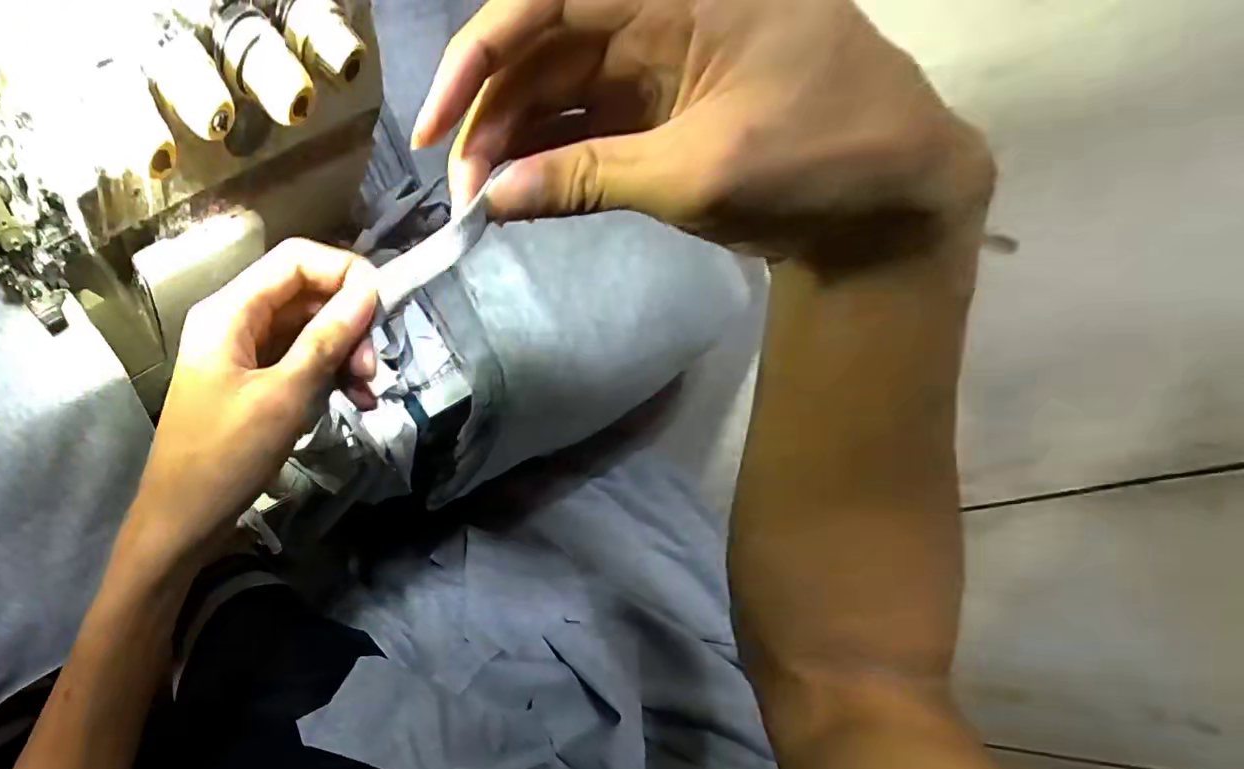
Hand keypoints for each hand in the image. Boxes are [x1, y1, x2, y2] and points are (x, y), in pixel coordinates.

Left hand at [122, 239, 377, 567]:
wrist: (181, 520)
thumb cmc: (226, 457)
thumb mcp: (284, 396)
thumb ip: (326, 339)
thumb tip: (369, 292)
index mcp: (229, 311)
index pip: (296, 260)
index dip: (345, 274)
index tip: (382, 310)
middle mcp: (233, 324)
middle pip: (303, 296)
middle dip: (347, 325)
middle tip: (373, 370)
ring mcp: (239, 358)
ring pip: (303, 335)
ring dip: (341, 356)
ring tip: (368, 394)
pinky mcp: (248, 389)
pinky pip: (294, 367)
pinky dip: (324, 380)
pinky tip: (351, 403)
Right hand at [411, 0, 994, 270]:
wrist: (878, 202)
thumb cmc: (814, 160)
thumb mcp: (694, 171)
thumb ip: (584, 180)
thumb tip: (490, 201)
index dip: (478, 53)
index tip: (434, 127)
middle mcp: (659, 10)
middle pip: (538, 47)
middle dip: (487, 117)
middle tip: (463, 194)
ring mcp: (649, 62)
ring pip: (546, 89)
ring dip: (505, 145)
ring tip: (480, 205)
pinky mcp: (645, 111)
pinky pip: (570, 126)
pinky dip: (536, 163)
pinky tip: (512, 197)